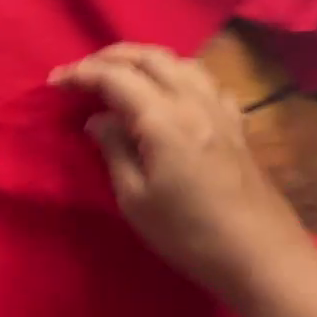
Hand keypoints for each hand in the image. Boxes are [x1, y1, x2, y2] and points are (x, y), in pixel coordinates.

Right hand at [49, 44, 316, 302]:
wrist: (261, 259)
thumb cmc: (188, 234)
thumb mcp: (134, 198)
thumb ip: (114, 149)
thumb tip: (98, 120)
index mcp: (165, 121)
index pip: (115, 78)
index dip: (81, 74)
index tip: (54, 83)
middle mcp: (195, 104)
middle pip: (150, 58)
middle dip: (109, 57)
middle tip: (80, 72)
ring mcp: (221, 112)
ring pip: (181, 62)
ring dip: (144, 60)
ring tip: (120, 75)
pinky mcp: (237, 126)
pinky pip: (206, 82)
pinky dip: (178, 75)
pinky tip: (169, 92)